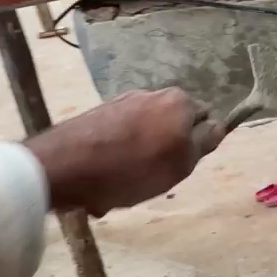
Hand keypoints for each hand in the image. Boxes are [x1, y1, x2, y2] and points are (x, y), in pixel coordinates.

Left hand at [23, 87, 223, 215]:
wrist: (58, 168)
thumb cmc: (130, 168)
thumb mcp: (182, 164)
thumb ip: (206, 142)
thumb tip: (218, 126)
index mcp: (179, 101)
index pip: (205, 120)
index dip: (196, 146)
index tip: (180, 165)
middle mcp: (152, 93)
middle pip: (173, 126)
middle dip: (166, 148)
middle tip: (154, 176)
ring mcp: (120, 102)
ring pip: (145, 133)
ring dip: (140, 155)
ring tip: (124, 182)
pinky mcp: (95, 115)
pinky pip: (119, 137)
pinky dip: (117, 155)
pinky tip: (103, 178)